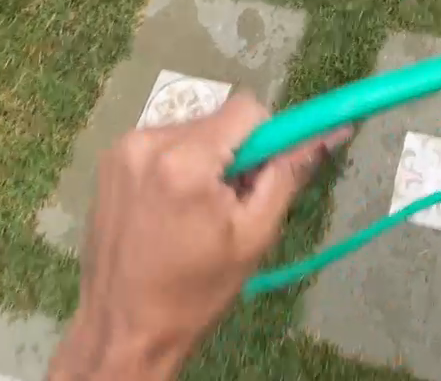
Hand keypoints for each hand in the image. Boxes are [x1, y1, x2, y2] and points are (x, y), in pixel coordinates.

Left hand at [50, 95, 340, 380]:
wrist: (123, 333)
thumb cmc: (196, 291)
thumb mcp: (256, 234)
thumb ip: (290, 172)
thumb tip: (330, 130)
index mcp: (186, 160)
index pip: (247, 108)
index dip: (265, 138)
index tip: (260, 176)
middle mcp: (149, 140)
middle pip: (218, 120)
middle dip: (235, 151)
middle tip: (230, 202)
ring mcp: (124, 148)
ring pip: (193, 129)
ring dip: (206, 156)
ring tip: (197, 209)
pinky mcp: (110, 159)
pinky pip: (165, 141)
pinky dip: (179, 162)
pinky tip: (171, 206)